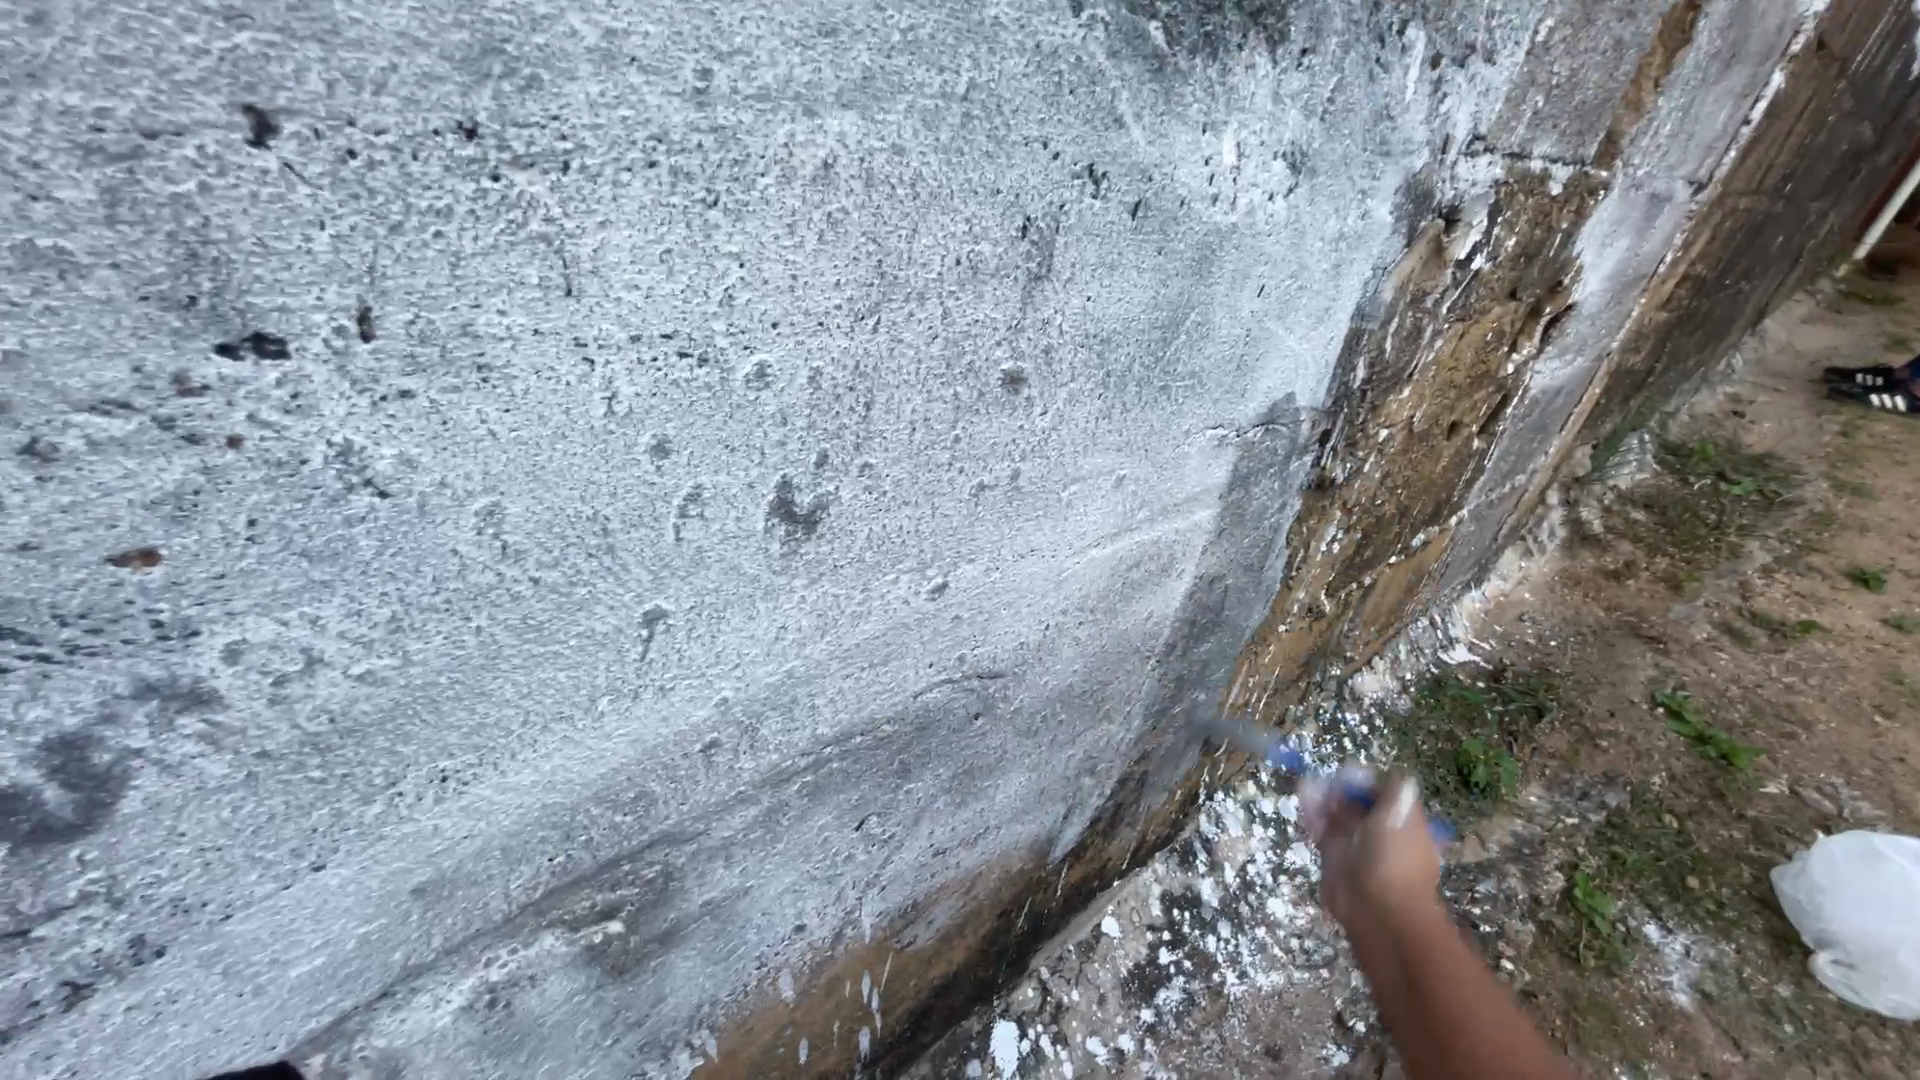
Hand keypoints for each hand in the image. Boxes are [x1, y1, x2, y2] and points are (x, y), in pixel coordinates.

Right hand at [1301, 767, 1441, 931]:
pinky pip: (1321, 828)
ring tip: (1307, 786)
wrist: (1377, 910)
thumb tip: (1384, 774)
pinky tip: (1304, 799)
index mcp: (1402, 822)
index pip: (1381, 792)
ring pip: (1336, 812)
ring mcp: (1356, 843)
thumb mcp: (1402, 815)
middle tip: (1323, 782)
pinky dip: (1312, 813)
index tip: (1348, 775)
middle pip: (1355, 800)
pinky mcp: (1334, 855)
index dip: (1364, 781)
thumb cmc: (1394, 859)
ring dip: (1322, 797)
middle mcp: (1379, 830)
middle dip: (1338, 788)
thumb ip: (1392, 789)